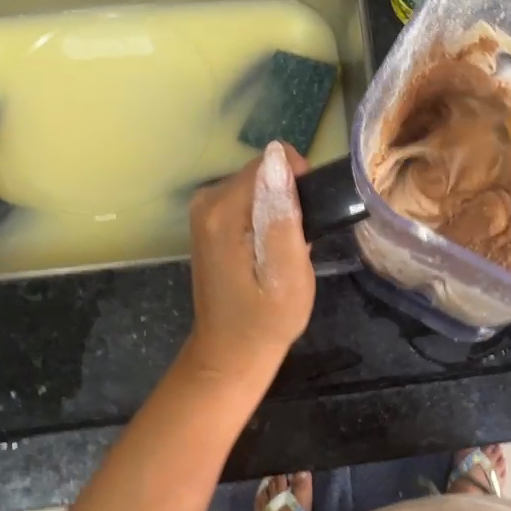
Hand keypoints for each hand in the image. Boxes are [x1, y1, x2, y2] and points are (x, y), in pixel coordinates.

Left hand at [183, 142, 315, 379]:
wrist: (230, 354)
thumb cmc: (266, 319)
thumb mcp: (288, 272)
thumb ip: (283, 212)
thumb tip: (277, 156)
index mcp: (223, 210)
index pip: (271, 160)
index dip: (299, 182)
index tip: (306, 220)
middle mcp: (206, 201)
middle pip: (263, 171)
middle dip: (289, 198)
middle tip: (295, 244)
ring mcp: (204, 210)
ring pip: (259, 185)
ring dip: (279, 210)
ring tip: (284, 252)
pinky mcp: (209, 220)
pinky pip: (249, 199)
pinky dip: (266, 219)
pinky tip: (269, 252)